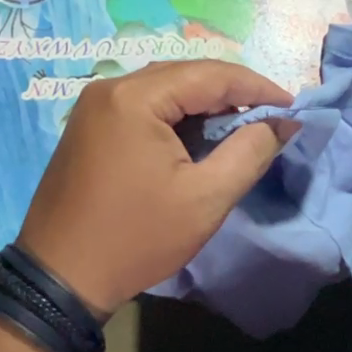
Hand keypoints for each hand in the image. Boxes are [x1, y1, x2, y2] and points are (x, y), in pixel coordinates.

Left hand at [15, 60, 292, 314]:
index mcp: (135, 97)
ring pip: (164, 88)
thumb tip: (282, 122)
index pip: (209, 74)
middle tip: (270, 117)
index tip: (292, 107)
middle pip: (184, 74)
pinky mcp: (88, 125)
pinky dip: (176, 115)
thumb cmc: (136, 238)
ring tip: (240, 127)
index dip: (256, 87)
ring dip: (203, 104)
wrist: (59, 278)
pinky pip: (142, 105)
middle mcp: (110, 87)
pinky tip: (197, 137)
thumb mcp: (205, 199)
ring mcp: (94, 105)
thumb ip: (249, 152)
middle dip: (231, 93)